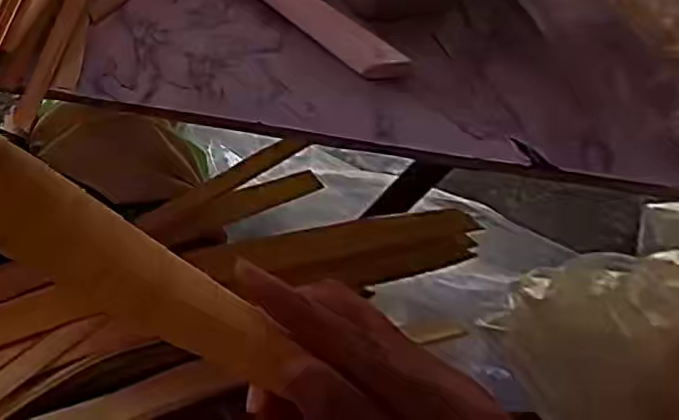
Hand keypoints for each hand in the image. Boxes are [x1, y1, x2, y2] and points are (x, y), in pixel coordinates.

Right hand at [237, 261, 505, 419]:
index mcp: (411, 379)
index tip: (242, 272)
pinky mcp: (437, 385)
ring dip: (312, 337)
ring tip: (282, 387)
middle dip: (292, 316)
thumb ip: (343, 406)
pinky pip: (374, 348)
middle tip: (258, 366)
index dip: (282, 298)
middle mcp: (420, 362)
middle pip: (345, 312)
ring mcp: (432, 372)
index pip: (333, 324)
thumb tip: (289, 362)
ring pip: (357, 326)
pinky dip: (339, 355)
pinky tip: (326, 387)